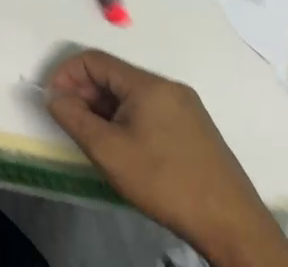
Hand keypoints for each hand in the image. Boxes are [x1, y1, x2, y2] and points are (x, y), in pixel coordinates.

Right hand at [45, 50, 287, 266]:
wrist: (233, 228)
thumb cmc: (163, 181)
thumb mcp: (105, 148)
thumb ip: (70, 114)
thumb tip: (55, 95)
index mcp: (150, 86)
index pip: (93, 60)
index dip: (65, 75)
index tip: (54, 102)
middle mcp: (171, 89)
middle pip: (113, 76)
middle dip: (84, 93)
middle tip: (73, 123)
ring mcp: (188, 110)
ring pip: (130, 96)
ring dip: (104, 109)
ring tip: (98, 140)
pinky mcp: (196, 130)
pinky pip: (150, 111)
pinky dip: (126, 120)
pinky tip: (126, 148)